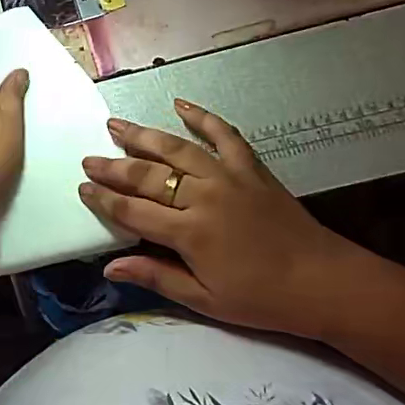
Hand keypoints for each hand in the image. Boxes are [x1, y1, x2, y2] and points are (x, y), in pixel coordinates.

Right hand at [77, 100, 390, 340]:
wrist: (322, 281)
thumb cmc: (261, 298)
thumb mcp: (205, 300)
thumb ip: (156, 277)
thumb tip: (109, 267)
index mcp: (189, 233)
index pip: (133, 211)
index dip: (104, 200)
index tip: (82, 188)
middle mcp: (204, 196)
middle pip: (148, 176)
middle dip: (114, 167)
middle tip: (88, 158)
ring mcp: (229, 176)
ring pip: (177, 148)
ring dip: (144, 136)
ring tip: (116, 125)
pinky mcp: (251, 168)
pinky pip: (224, 134)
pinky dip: (202, 117)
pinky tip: (181, 104)